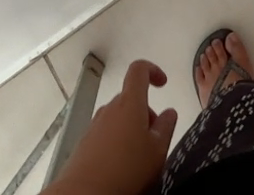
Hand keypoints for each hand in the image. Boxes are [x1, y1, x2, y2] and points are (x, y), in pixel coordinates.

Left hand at [46, 60, 178, 194]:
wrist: (84, 194)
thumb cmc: (126, 170)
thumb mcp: (157, 151)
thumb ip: (166, 127)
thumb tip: (169, 112)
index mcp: (130, 102)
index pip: (139, 69)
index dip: (153, 70)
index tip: (163, 83)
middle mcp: (110, 108)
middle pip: (130, 98)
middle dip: (145, 112)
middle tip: (155, 138)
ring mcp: (94, 124)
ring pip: (118, 117)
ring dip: (131, 129)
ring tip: (139, 157)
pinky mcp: (84, 142)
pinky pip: (105, 133)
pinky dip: (117, 142)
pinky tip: (121, 166)